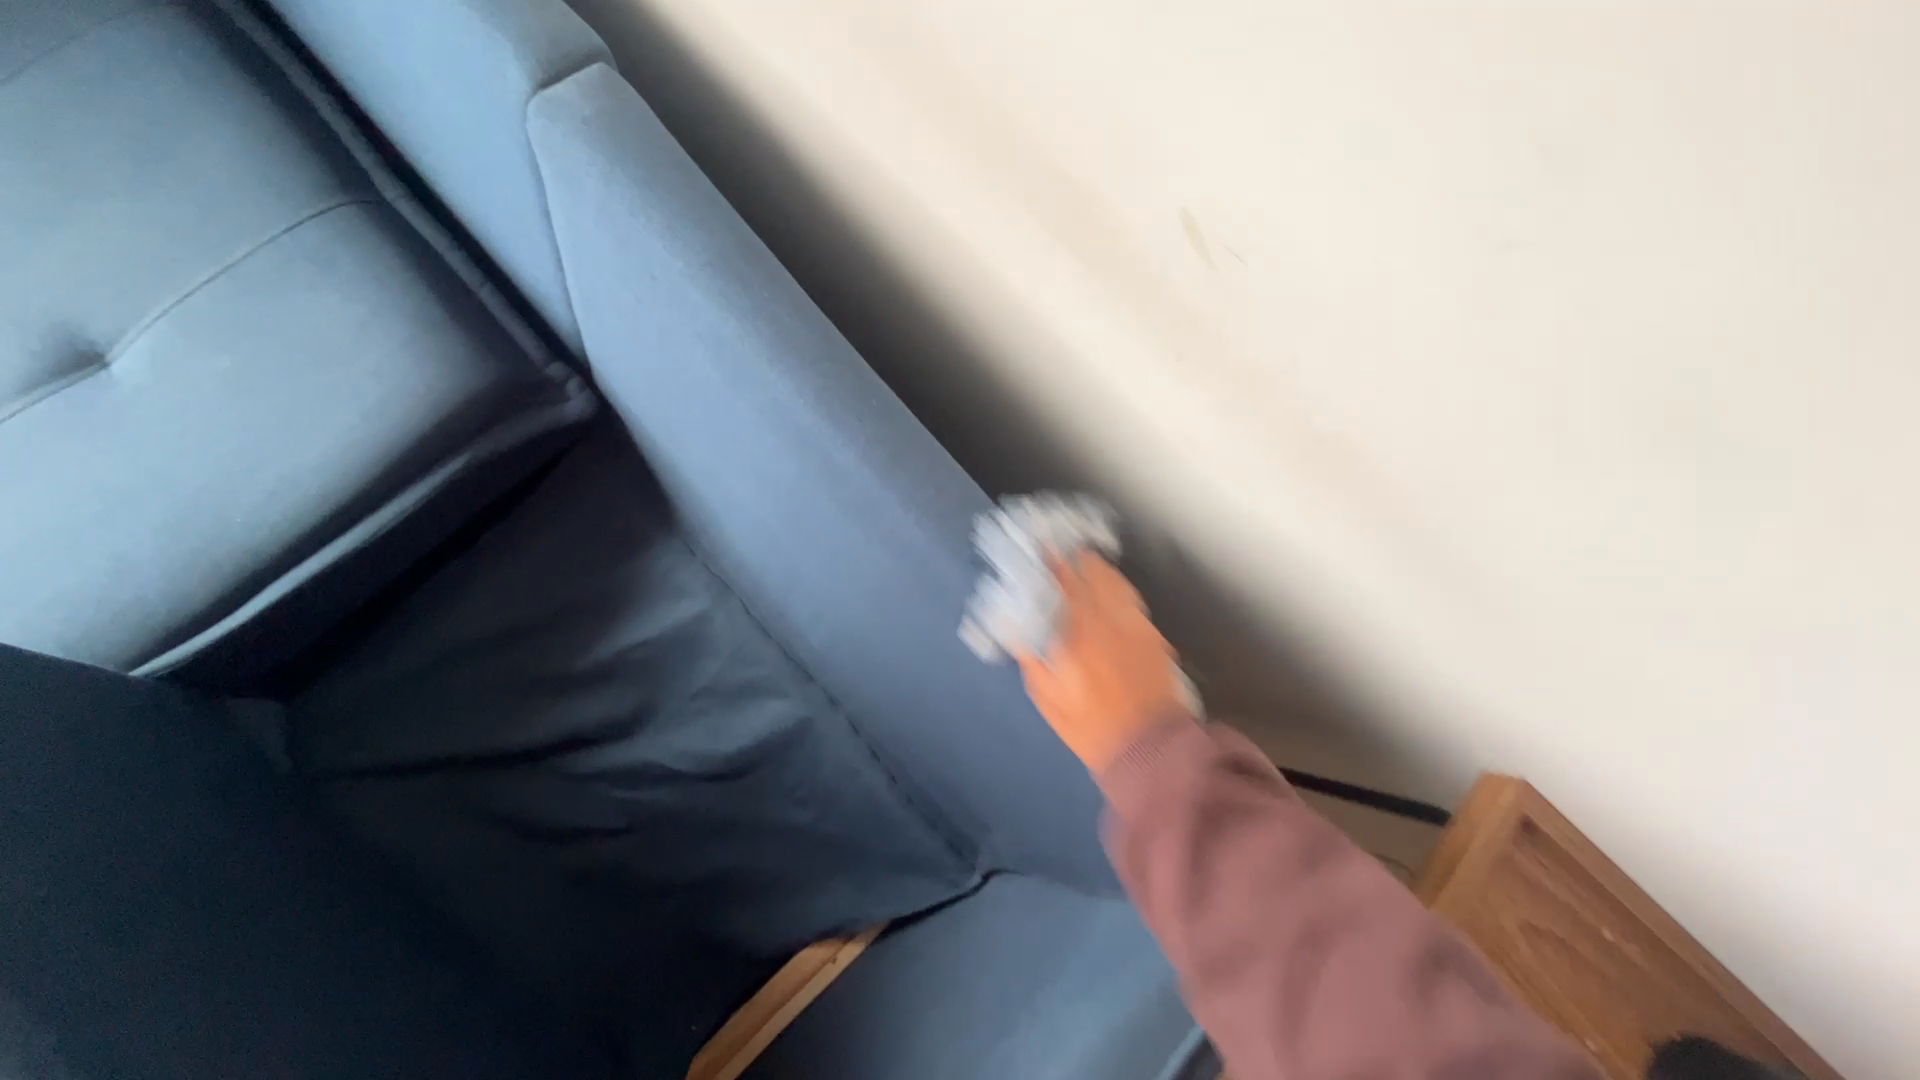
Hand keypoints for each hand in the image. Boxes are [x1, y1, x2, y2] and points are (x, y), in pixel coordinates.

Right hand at [1016, 553, 1187, 772]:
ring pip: (1119, 585)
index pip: (1064, 584)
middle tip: (1070, 552)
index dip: (1054, 563)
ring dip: (1104, 571)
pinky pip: (1136, 603)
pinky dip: (1122, 591)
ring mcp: (1136, 627)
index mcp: (1078, 633)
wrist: (1148, 747)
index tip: (1045, 548)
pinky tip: (1117, 594)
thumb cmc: (1089, 727)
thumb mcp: (1048, 699)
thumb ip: (1032, 660)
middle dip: (1081, 560)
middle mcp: (1109, 621)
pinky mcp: (1155, 638)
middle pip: (1096, 576)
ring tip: (1093, 565)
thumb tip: (1017, 630)